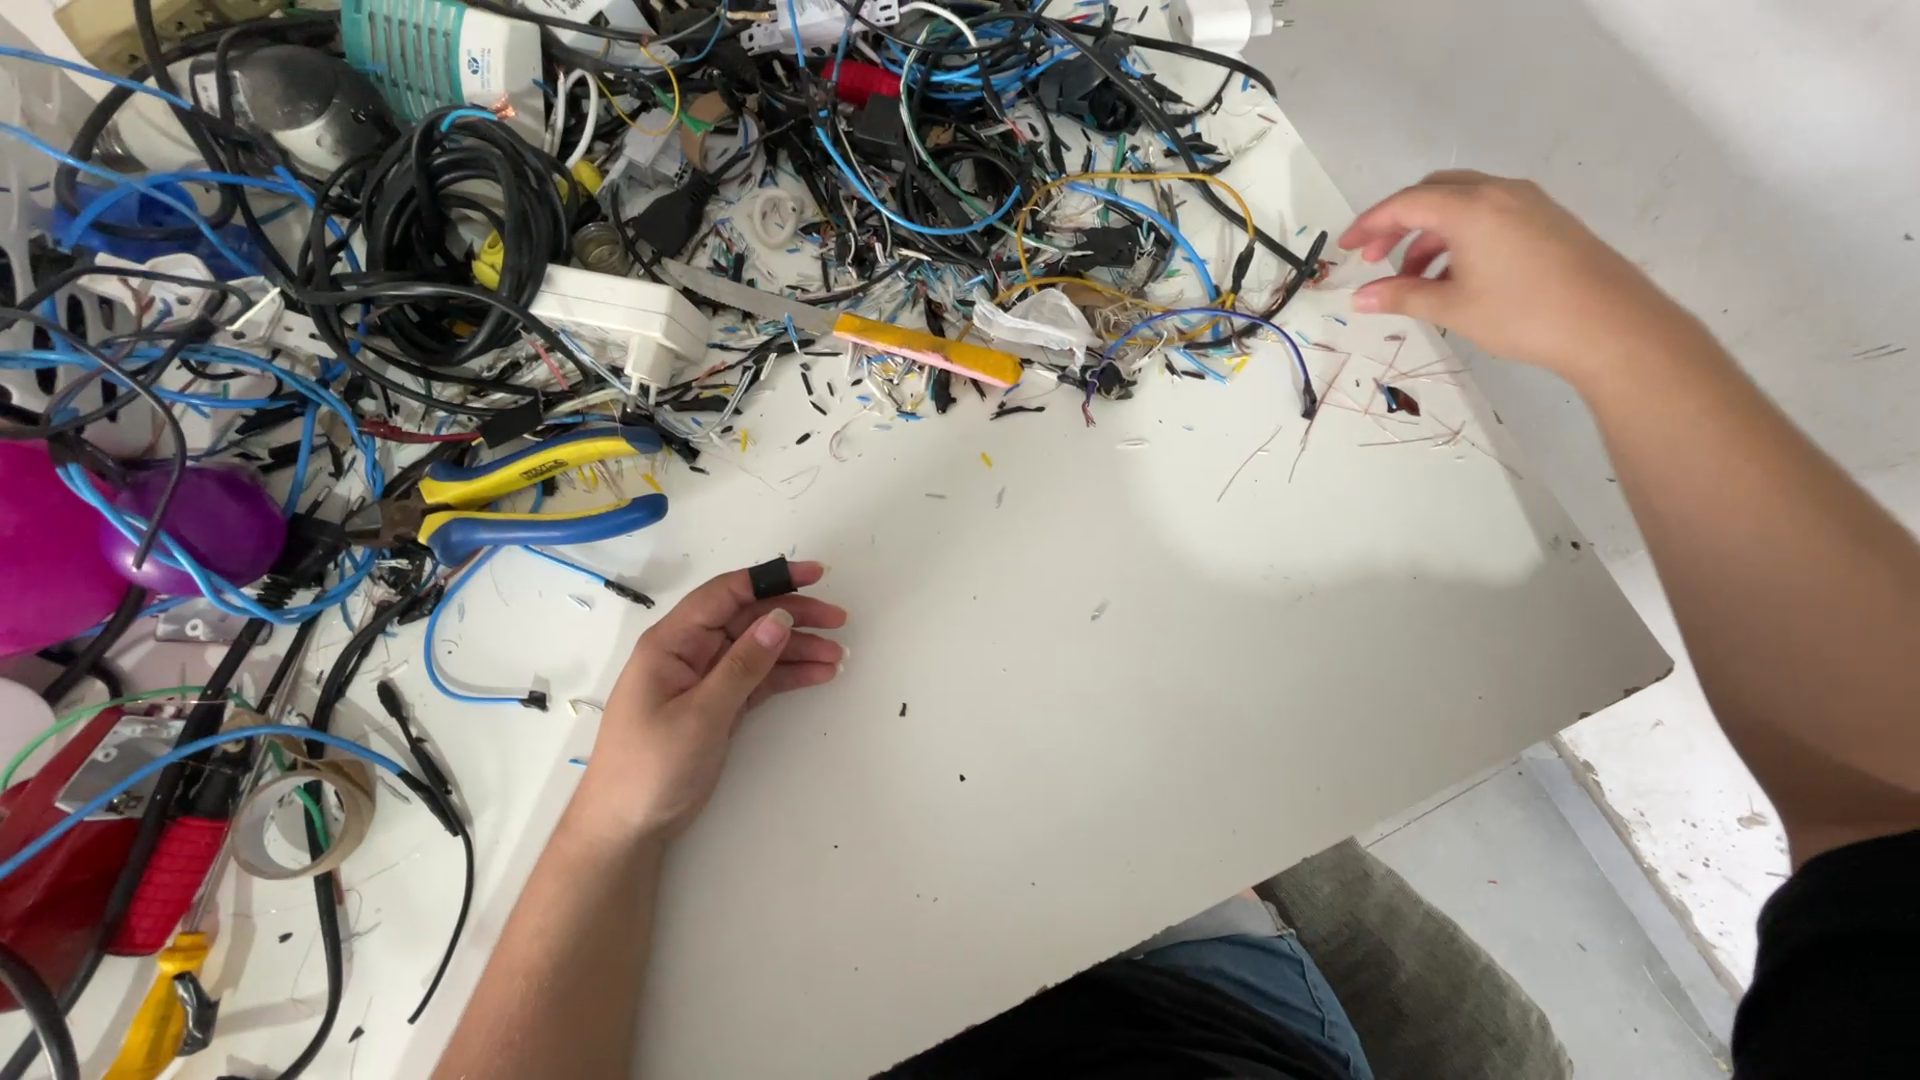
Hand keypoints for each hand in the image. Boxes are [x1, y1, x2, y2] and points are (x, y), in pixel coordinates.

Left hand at [574, 561, 846, 837]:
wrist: (626, 827)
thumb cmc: (651, 767)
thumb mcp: (700, 714)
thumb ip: (742, 665)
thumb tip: (780, 619)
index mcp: (673, 642)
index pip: (726, 594)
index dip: (770, 578)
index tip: (815, 576)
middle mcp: (691, 652)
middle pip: (749, 619)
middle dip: (794, 616)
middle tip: (839, 620)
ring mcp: (706, 678)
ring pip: (760, 648)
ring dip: (798, 648)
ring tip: (838, 655)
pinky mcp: (720, 704)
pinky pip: (760, 678)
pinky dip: (789, 675)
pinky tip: (819, 673)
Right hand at [1341, 171, 1702, 379]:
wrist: (1609, 324)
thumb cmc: (1521, 313)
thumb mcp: (1451, 307)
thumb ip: (1400, 296)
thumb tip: (1359, 298)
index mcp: (1471, 208)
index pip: (1405, 203)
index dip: (1369, 224)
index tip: (1346, 248)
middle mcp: (1500, 193)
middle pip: (1434, 193)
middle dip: (1398, 223)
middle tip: (1375, 258)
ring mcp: (1528, 204)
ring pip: (1462, 204)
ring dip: (1428, 234)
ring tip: (1413, 278)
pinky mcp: (1546, 220)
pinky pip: (1488, 215)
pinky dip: (1459, 237)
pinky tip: (1453, 275)